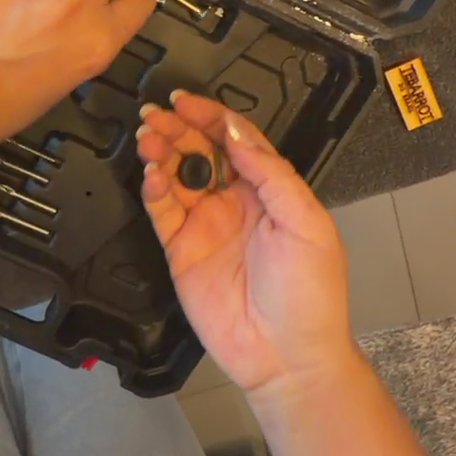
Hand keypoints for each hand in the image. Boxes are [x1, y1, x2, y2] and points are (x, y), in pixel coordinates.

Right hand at [136, 93, 356, 399]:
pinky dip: (152, 190)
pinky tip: (150, 175)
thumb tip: (235, 133)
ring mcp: (203, 224)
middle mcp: (232, 201)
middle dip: (176, 129)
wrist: (284, 354)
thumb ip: (270, 174)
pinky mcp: (179, 249)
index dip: (210, 117)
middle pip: (198, 152)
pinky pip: (160, 211)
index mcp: (267, 190)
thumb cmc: (310, 292)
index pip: (234, 141)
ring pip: (175, 176)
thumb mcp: (305, 223)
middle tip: (154, 114)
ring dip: (159, 153)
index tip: (184, 101)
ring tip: (146, 138)